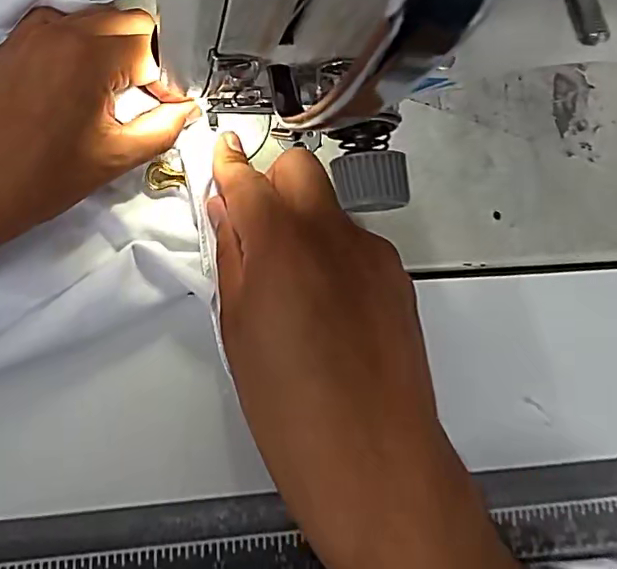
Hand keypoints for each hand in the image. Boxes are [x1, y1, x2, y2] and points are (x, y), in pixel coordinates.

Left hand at [0, 6, 196, 286]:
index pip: (154, 45)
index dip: (169, 77)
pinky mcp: (14, 42)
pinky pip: (62, 23)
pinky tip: (77, 77)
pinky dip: (80, 40)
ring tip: (112, 89)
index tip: (168, 104)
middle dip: (148, 55)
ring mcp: (33, 32)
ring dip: (115, 44)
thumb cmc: (33, 181)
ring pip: (96, 18)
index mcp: (90, 56)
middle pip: (129, 22)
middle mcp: (62, 31)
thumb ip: (162, 128)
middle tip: (146, 96)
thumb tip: (184, 110)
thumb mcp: (112, 158)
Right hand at [206, 134, 517, 568]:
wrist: (376, 462)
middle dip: (270, 180)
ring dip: (302, 220)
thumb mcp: (237, 327)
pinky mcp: (395, 274)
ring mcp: (370, 252)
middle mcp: (331, 235)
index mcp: (281, 244)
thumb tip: (225, 216)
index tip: (222, 154)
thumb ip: (231, 257)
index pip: (246, 177)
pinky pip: (353, 240)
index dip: (228, 162)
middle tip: (252, 219)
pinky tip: (322, 302)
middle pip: (297, 167)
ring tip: (288, 279)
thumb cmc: (297, 412)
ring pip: (327, 205)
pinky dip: (331, 250)